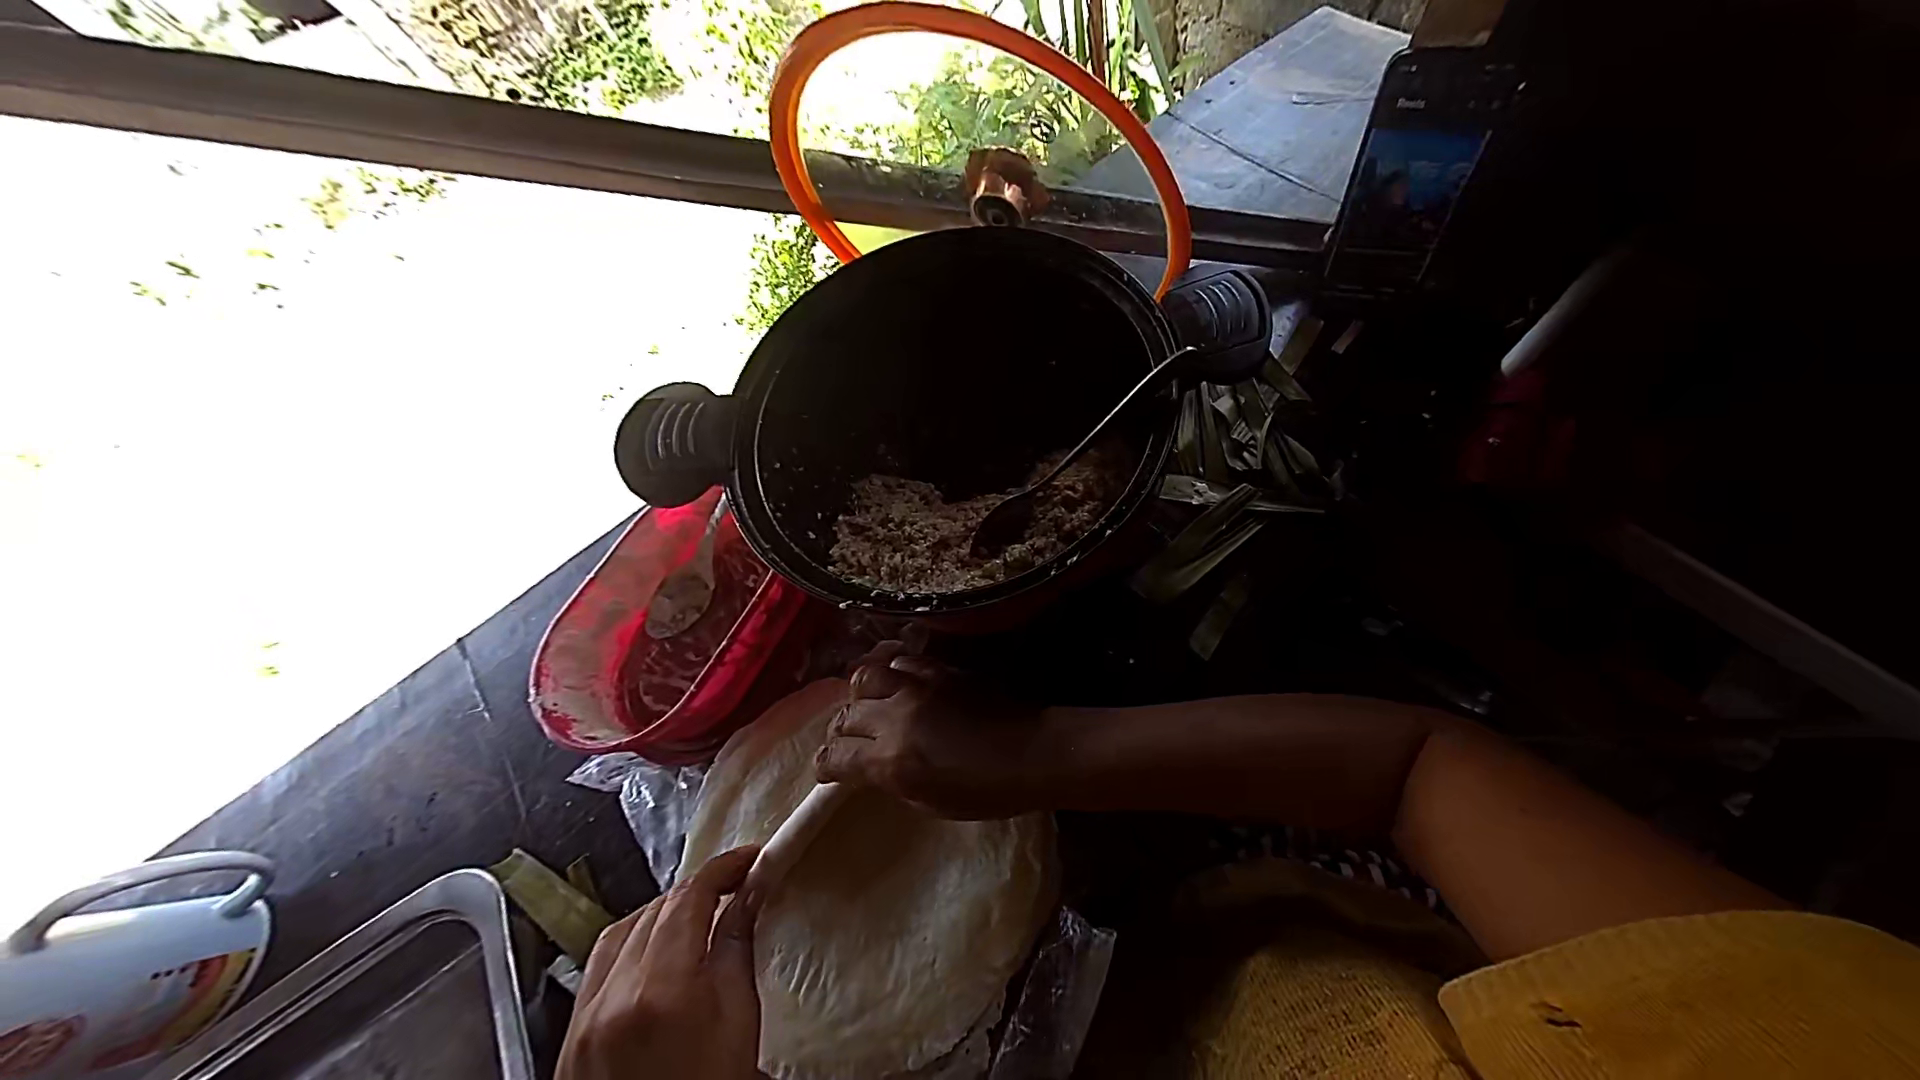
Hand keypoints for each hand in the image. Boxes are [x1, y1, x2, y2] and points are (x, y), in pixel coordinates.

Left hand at [556, 846, 763, 1079]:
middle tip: (735, 887)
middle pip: (658, 909)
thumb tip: (748, 894)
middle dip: (699, 891)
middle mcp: (612, 999)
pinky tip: (656, 950)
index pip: (691, 898)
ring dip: (663, 912)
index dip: (724, 869)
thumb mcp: (740, 1021)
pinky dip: (630, 943)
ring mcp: (583, 1022)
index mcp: (662, 992)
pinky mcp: (568, 1041)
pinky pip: (598, 966)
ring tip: (698, 915)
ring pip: (622, 929)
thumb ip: (738, 946)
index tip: (750, 860)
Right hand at [814, 643, 1050, 819]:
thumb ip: (891, 781)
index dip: (825, 766)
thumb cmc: (985, 791)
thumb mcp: (930, 803)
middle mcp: (895, 718)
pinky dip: (889, 673)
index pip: (836, 757)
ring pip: (863, 677)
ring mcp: (915, 687)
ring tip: (867, 706)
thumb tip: (870, 768)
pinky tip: (896, 685)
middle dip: (838, 733)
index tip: (829, 771)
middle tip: (846, 742)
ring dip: (858, 695)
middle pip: (844, 716)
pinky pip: (898, 662)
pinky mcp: (936, 669)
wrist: (1031, 753)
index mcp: (892, 761)